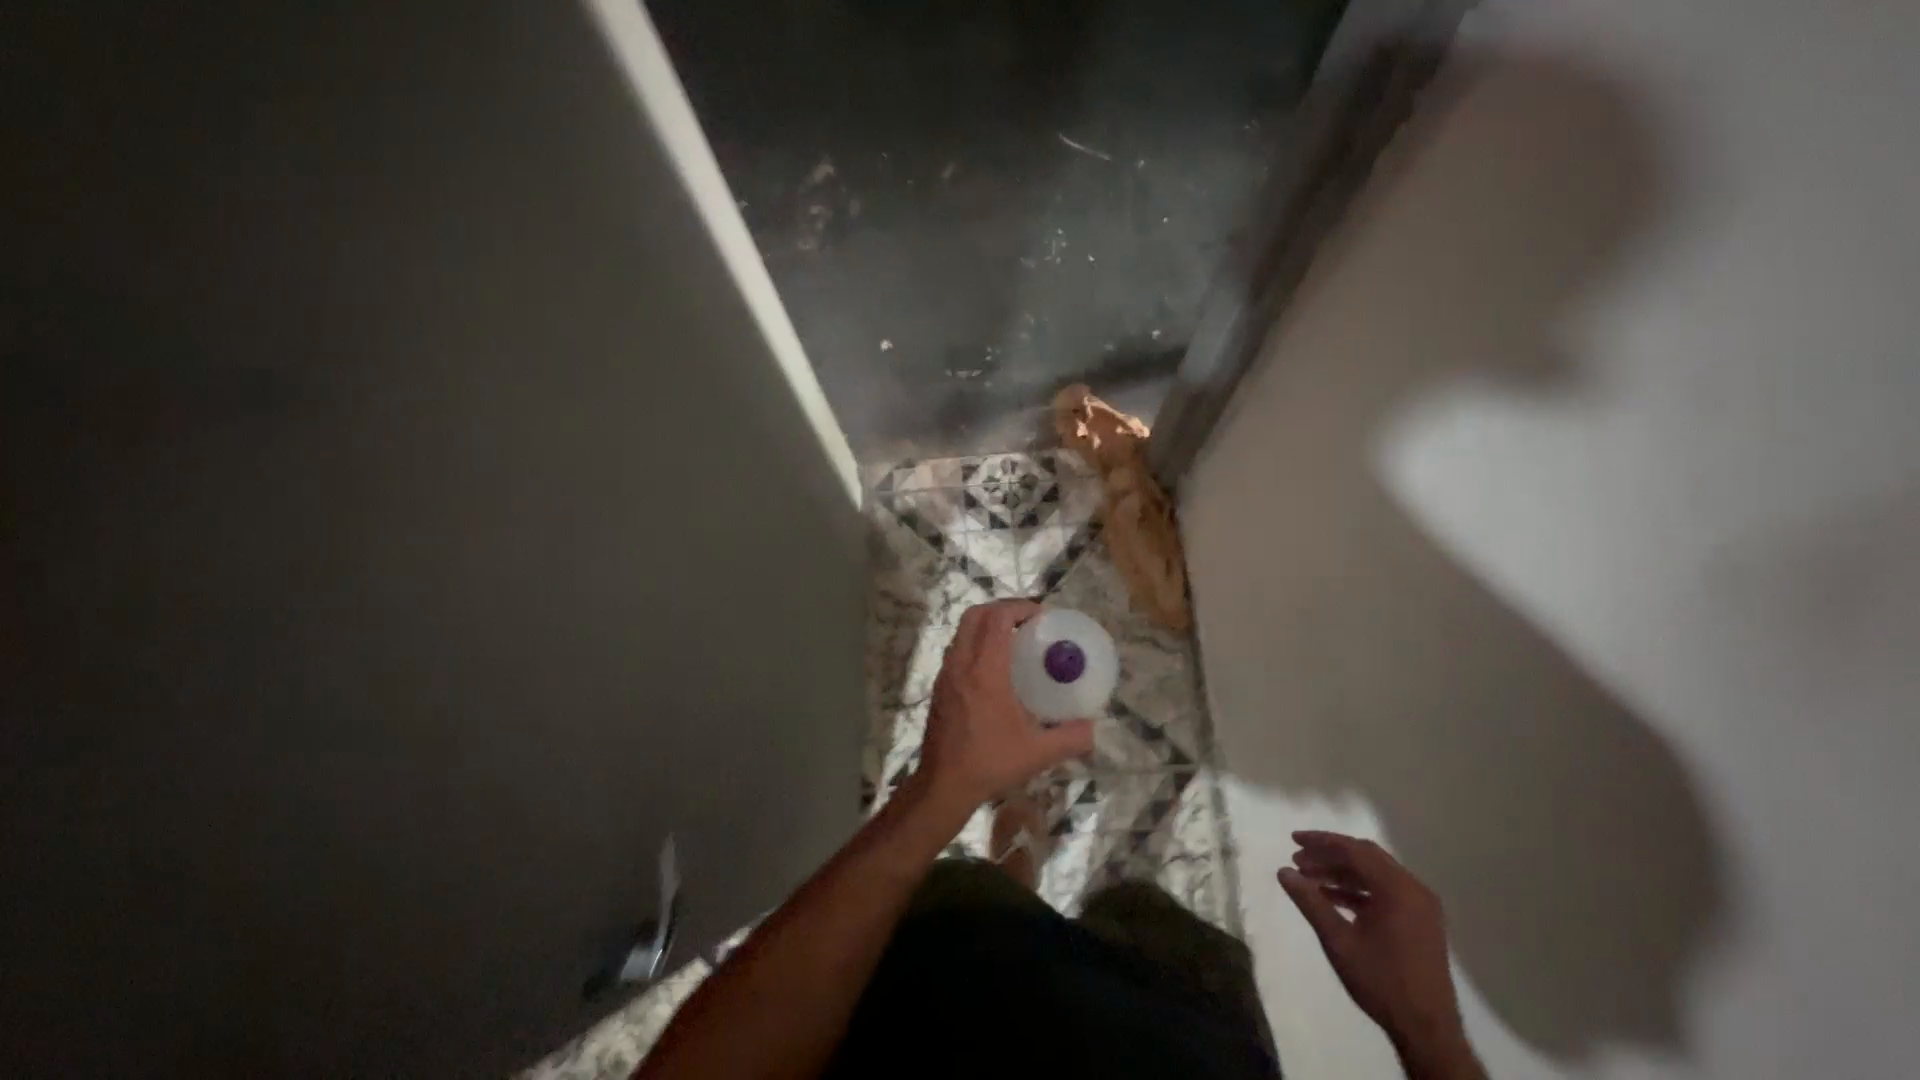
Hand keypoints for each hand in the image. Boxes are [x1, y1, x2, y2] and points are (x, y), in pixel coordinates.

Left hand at [917, 600, 1095, 809]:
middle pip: (975, 615)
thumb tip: (1093, 728)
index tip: (1042, 617)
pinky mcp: (939, 688)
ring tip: (1013, 642)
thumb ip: (1071, 738)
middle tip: (1028, 623)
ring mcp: (945, 675)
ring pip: (962, 632)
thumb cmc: (990, 763)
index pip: (997, 618)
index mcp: (985, 671)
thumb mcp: (1038, 753)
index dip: (1020, 607)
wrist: (943, 785)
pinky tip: (994, 670)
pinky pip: (957, 650)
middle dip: (1002, 609)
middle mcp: (961, 664)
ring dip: (986, 626)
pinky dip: (975, 644)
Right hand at [1279, 832, 1477, 1074]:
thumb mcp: (1338, 940)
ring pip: (1376, 875)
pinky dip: (1359, 891)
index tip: (1293, 840)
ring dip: (1343, 873)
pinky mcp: (1420, 921)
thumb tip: (1283, 872)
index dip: (1321, 842)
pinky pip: (1386, 893)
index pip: (1355, 851)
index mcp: (1397, 889)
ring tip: (1310, 879)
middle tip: (1298, 859)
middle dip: (1330, 855)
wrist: (1426, 1028)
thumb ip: (1310, 901)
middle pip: (1367, 858)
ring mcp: (1421, 906)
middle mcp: (1414, 889)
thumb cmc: (1380, 981)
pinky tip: (1333, 898)